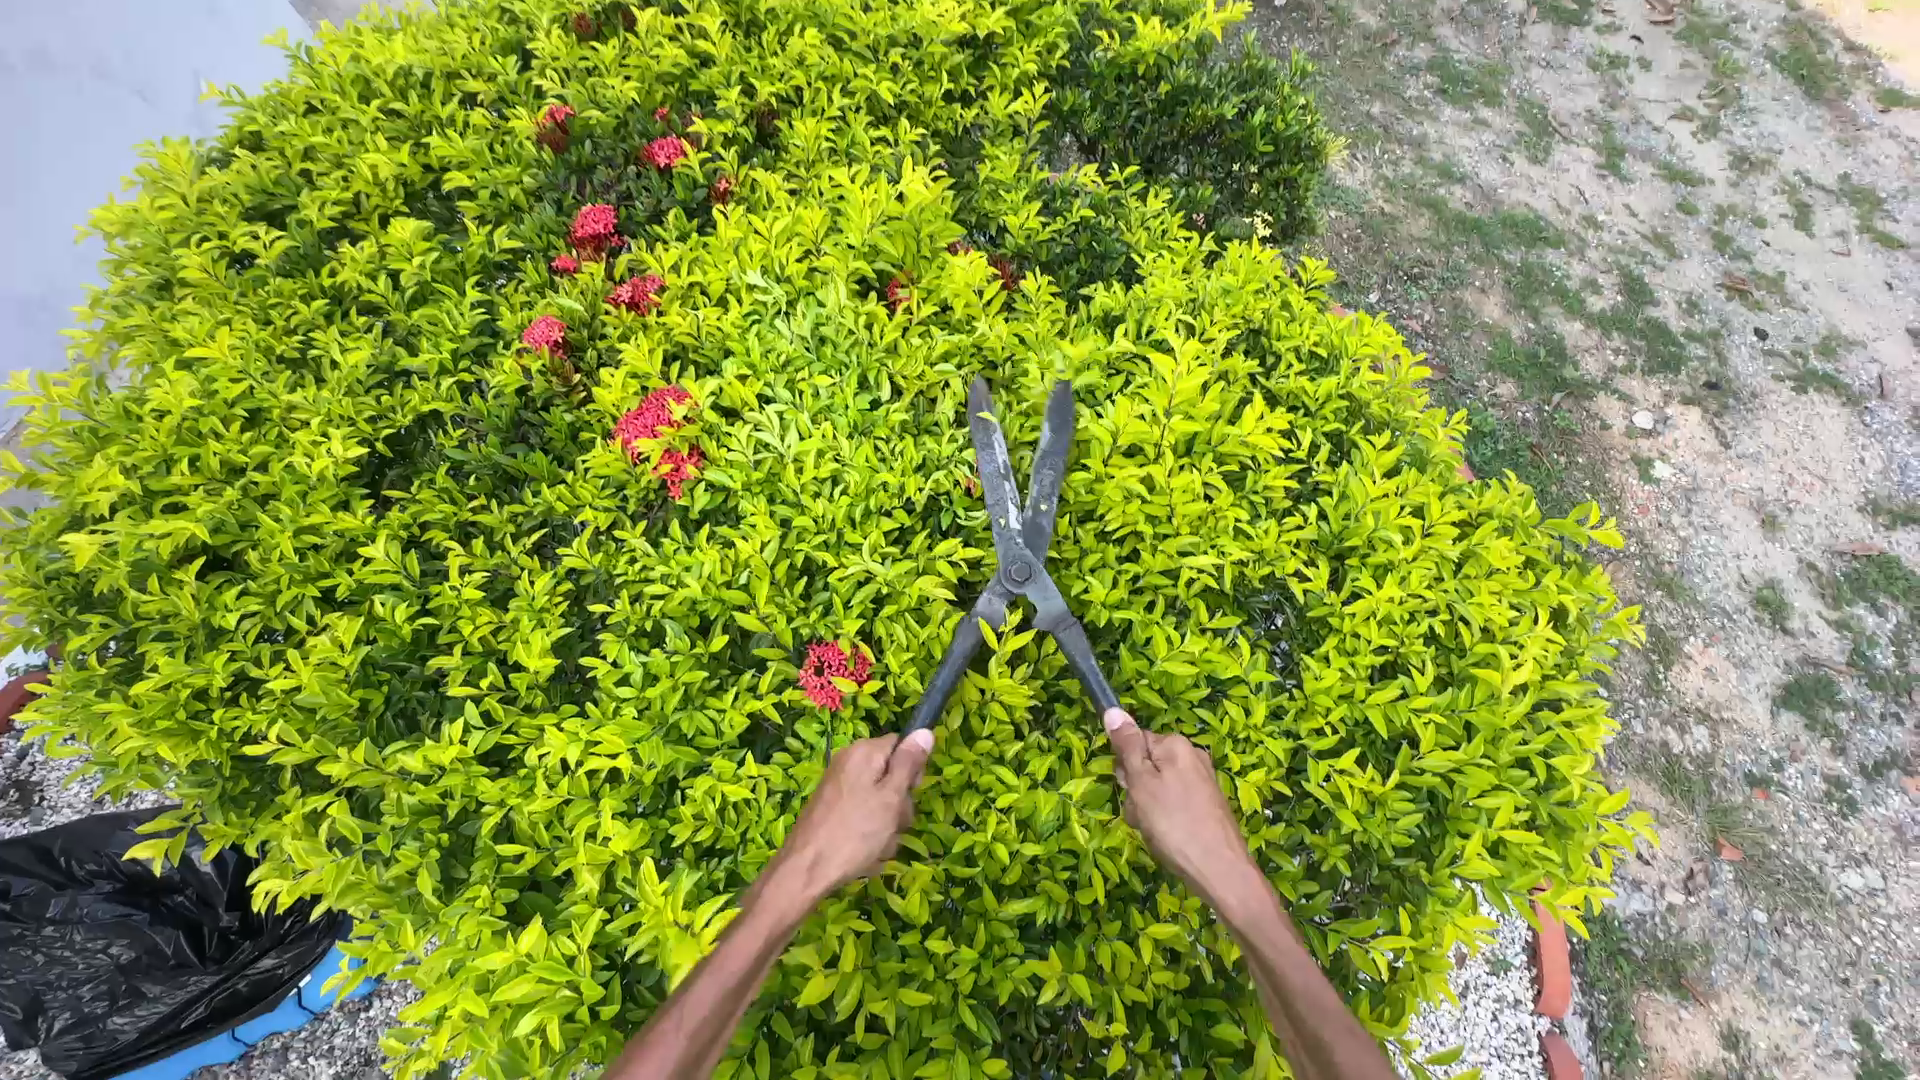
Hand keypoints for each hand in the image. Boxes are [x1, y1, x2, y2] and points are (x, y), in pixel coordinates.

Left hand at [770, 730, 935, 901]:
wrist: (805, 870)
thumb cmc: (854, 831)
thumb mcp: (890, 797)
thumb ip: (908, 763)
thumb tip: (924, 731)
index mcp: (864, 752)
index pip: (901, 745)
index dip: (912, 769)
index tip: (910, 793)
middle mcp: (849, 763)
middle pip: (890, 775)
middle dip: (899, 804)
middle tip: (893, 824)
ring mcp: (838, 788)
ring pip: (879, 802)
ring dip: (886, 826)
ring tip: (878, 845)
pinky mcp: (832, 810)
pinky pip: (863, 817)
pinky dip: (870, 835)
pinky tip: (866, 854)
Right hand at [1104, 708, 1265, 914]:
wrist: (1221, 871)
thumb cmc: (1174, 824)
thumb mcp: (1142, 783)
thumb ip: (1127, 747)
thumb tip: (1113, 710)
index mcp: (1176, 745)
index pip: (1134, 742)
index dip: (1125, 768)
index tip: (1129, 789)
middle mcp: (1192, 756)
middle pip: (1146, 765)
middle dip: (1136, 790)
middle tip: (1142, 813)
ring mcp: (1202, 782)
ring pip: (1157, 788)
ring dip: (1147, 809)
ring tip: (1155, 830)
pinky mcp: (1207, 805)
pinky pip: (1173, 804)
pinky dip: (1165, 820)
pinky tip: (1168, 838)